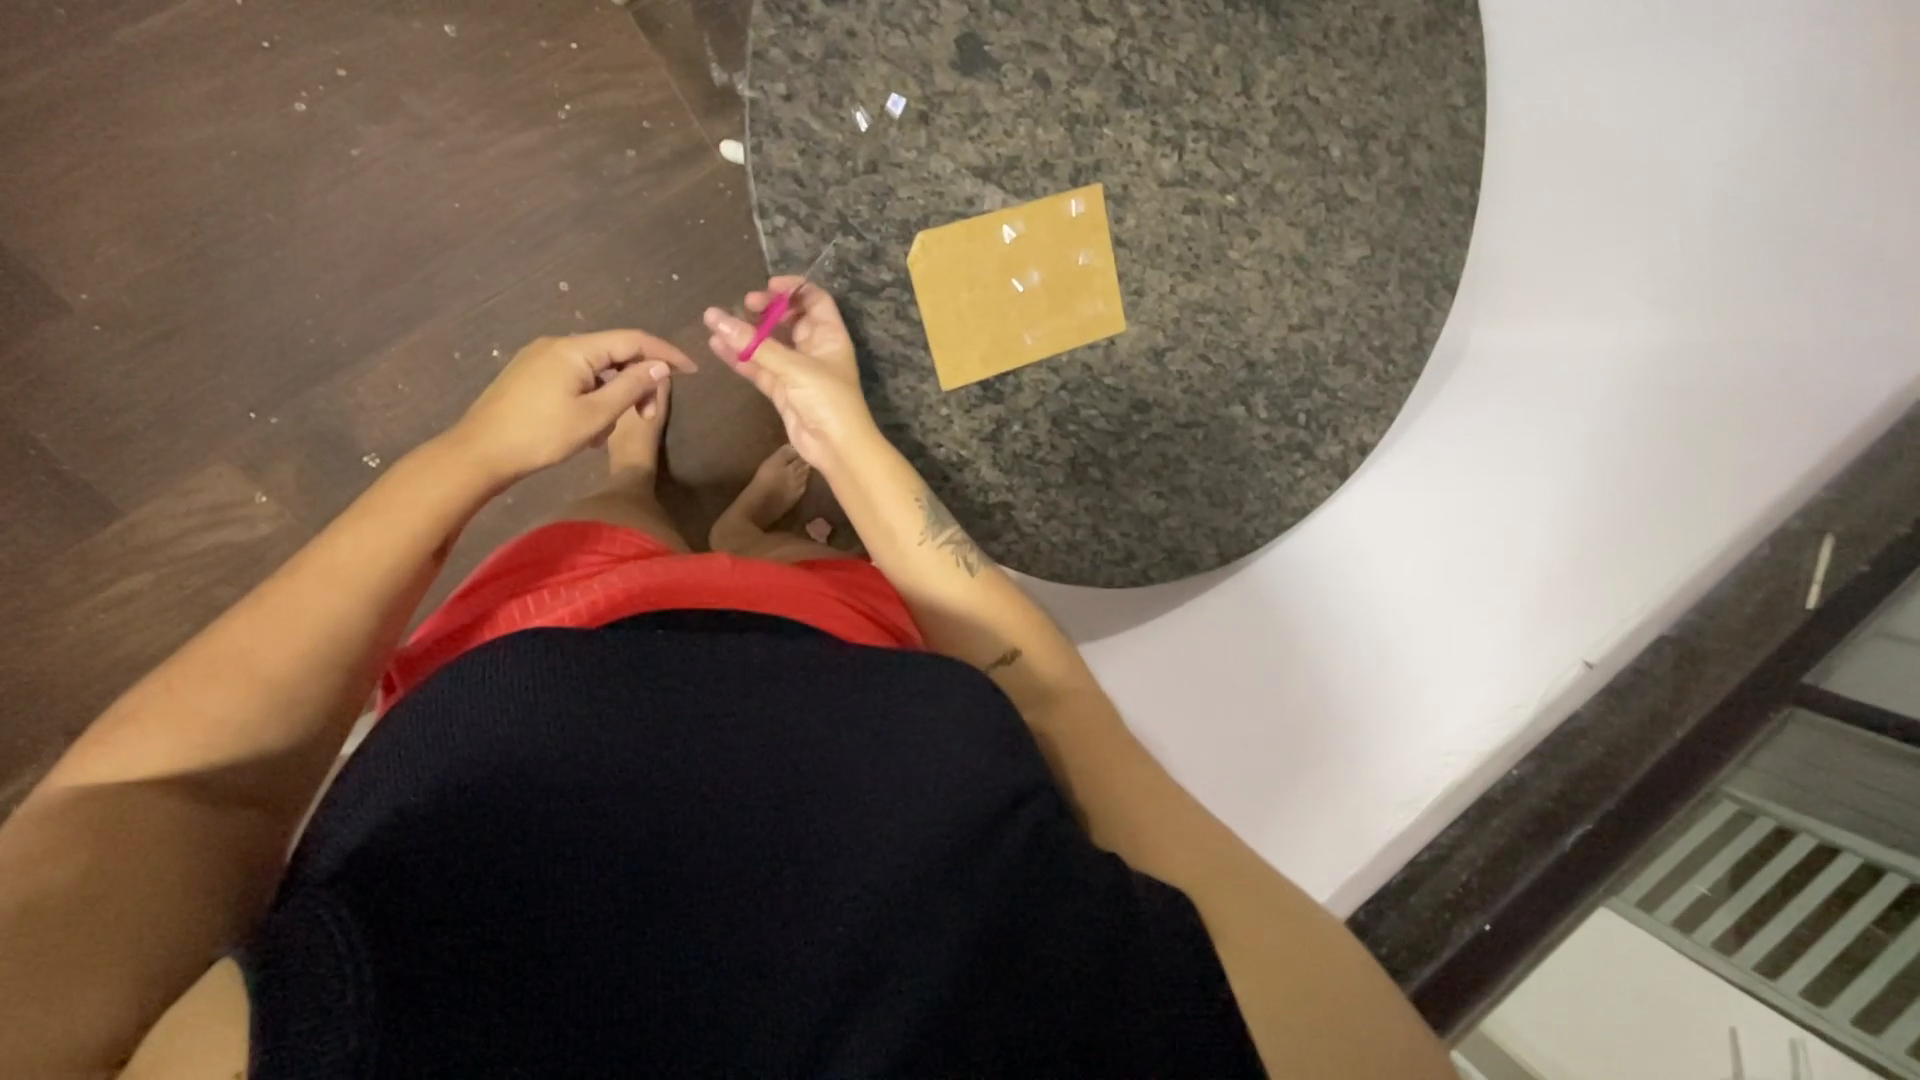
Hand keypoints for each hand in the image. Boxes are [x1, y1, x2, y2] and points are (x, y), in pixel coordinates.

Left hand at [450, 330, 695, 482]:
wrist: (478, 453)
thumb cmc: (540, 435)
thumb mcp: (595, 415)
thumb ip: (631, 387)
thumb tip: (660, 367)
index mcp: (575, 349)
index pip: (633, 340)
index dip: (666, 353)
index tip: (691, 371)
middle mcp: (558, 344)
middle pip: (614, 354)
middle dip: (638, 382)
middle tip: (648, 416)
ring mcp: (540, 359)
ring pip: (596, 369)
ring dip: (615, 394)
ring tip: (613, 430)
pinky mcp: (530, 375)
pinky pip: (576, 377)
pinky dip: (594, 396)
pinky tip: (591, 426)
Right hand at [704, 279, 877, 471]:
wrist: (837, 447)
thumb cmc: (828, 400)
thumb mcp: (795, 367)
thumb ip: (755, 345)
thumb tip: (715, 318)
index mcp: (829, 335)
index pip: (815, 300)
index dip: (794, 289)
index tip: (768, 286)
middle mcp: (814, 349)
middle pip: (789, 319)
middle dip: (766, 309)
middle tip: (744, 304)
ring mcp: (797, 370)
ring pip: (769, 344)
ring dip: (747, 333)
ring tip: (717, 320)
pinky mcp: (782, 390)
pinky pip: (758, 368)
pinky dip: (740, 358)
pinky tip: (716, 346)